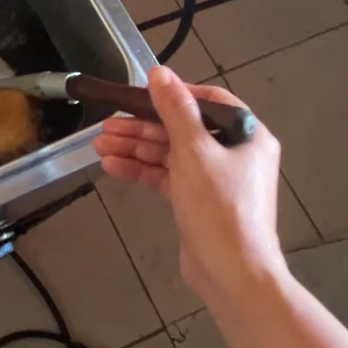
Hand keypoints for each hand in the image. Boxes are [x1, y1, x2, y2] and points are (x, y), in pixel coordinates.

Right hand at [94, 67, 285, 303]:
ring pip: (170, 152)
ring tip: (100, 145)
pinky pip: (167, 175)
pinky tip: (112, 165)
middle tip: (107, 124)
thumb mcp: (194, 151)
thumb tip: (159, 72)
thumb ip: (175, 109)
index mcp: (247, 136)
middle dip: (142, 126)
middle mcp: (235, 154)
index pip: (208, 101)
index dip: (174, 94)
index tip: (140, 95)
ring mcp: (216, 179)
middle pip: (182, 128)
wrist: (233, 276)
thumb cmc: (220, 207)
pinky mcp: (198, 201)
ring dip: (136, 147)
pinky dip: (142, 170)